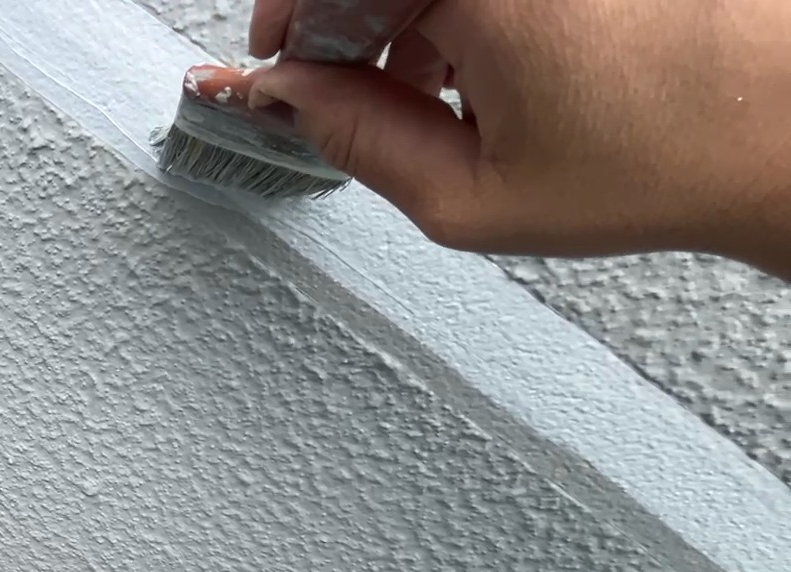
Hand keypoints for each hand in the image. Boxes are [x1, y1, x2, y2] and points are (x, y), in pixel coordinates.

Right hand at [244, 0, 790, 277]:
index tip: (269, 65)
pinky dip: (452, 3)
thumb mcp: (462, 193)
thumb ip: (354, 138)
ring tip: (420, 79)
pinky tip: (472, 48)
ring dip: (397, 10)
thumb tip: (285, 97)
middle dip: (334, 19)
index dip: (284, 23)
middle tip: (326, 78)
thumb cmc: (661, 164)